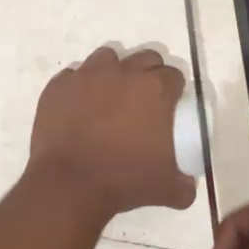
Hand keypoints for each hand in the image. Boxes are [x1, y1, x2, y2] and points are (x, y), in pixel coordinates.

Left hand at [28, 46, 195, 217]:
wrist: (69, 184)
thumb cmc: (123, 180)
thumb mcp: (166, 189)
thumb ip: (184, 185)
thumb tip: (188, 185)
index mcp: (155, 89)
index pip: (173, 75)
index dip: (174, 89)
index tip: (170, 106)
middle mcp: (123, 72)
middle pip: (144, 59)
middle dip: (148, 74)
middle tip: (143, 100)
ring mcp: (88, 75)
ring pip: (107, 58)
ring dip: (113, 72)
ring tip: (110, 97)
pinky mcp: (60, 85)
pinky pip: (74, 76)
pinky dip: (80, 87)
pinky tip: (79, 106)